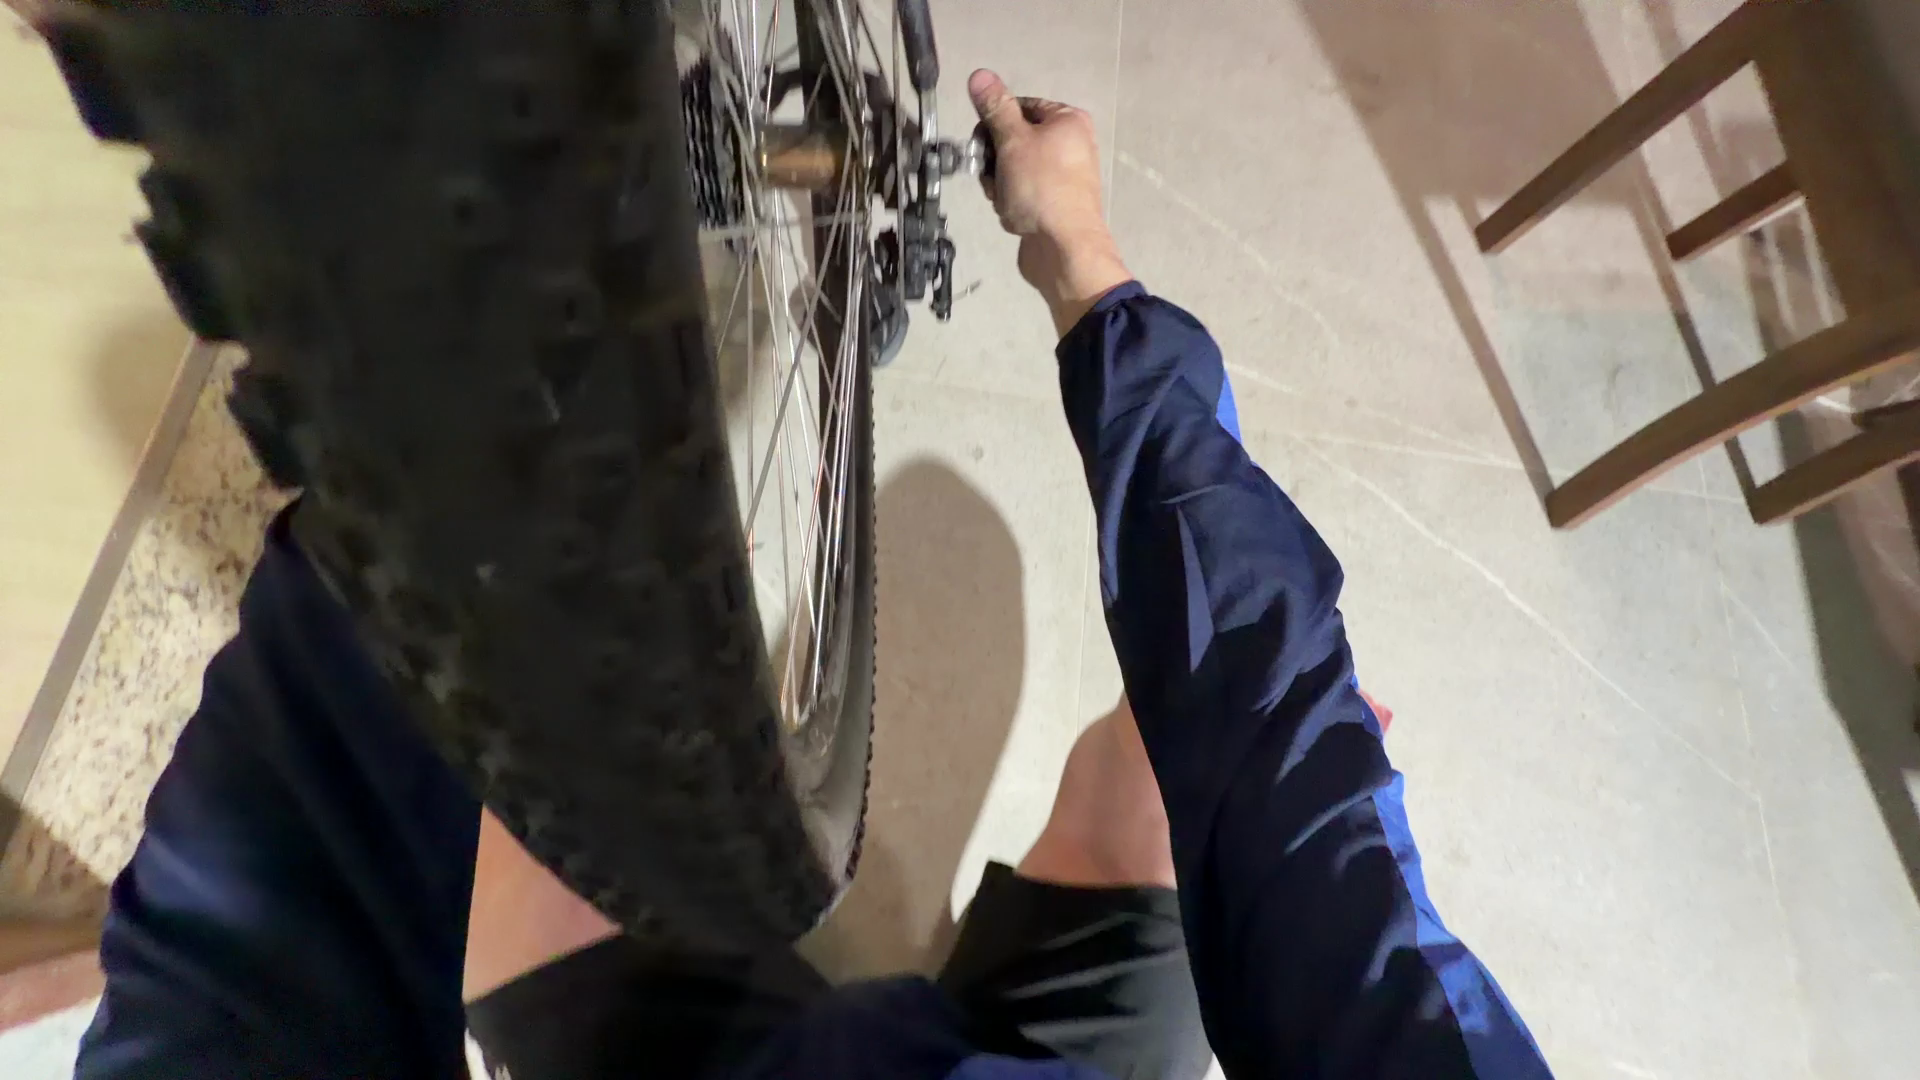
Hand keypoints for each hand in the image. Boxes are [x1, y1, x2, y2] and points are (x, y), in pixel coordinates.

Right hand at [968, 69, 1132, 335]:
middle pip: (1015, 140)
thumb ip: (995, 109)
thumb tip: (980, 75)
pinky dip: (1011, 204)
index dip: (995, 124)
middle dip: (995, 160)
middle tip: (992, 176)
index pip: (1020, 106)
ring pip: (1014, 172)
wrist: (1063, 248)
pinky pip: (1022, 196)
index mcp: (1067, 121)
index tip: (982, 144)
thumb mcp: (1013, 141)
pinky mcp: (1052, 207)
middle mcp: (1069, 146)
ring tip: (1004, 200)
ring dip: (1000, 185)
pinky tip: (1011, 216)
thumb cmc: (1041, 188)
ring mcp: (1061, 179)